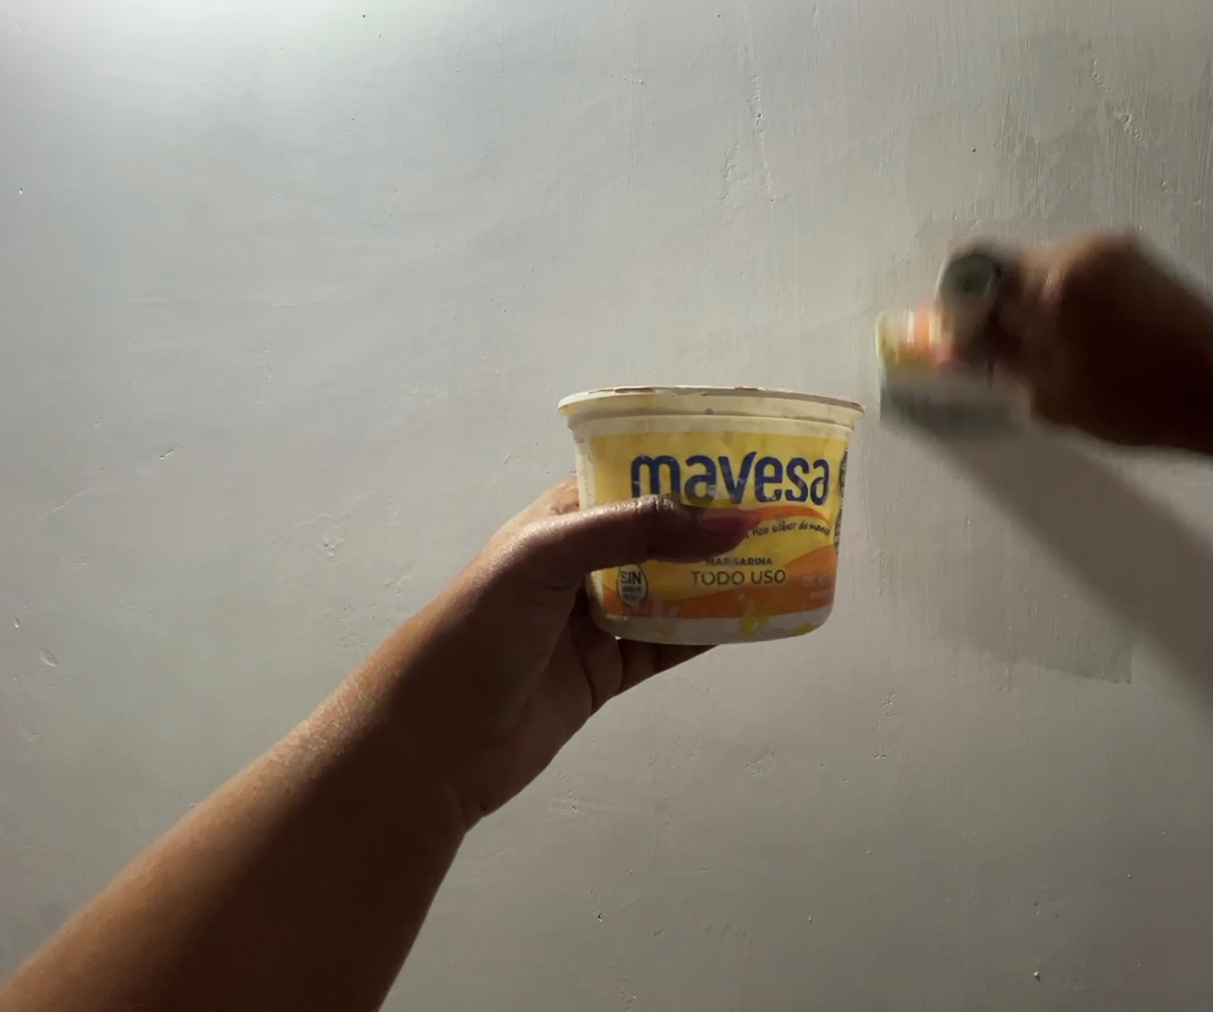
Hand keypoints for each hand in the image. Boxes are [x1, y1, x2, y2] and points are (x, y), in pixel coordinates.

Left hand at [363, 480, 756, 824]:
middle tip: (778, 514)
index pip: (636, 479)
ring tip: (779, 561)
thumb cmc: (480, 629)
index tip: (748, 465)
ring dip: (720, 578)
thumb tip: (732, 522)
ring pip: (675, 588)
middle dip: (714, 525)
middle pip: (664, 534)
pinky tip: (752, 619)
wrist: (433, 746)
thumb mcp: (548, 556)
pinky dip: (710, 631)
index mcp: (564, 519)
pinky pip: (673, 641)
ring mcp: (601, 617)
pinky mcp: (612, 667)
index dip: (688, 470)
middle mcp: (586, 561)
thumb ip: (637, 531)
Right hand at [958, 232, 1212, 453]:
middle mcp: (1081, 248)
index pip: (975, 272)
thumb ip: (994, 364)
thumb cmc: (1135, 401)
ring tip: (1045, 360)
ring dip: (1029, 313)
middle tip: (997, 361)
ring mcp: (1113, 250)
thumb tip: (948, 349)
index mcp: (1056, 277)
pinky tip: (1077, 347)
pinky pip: (1075, 279)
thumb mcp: (1050, 394)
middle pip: (1009, 271)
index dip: (957, 309)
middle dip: (994, 313)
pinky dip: (1061, 308)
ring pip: (1042, 277)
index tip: (958, 346)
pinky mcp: (1136, 262)